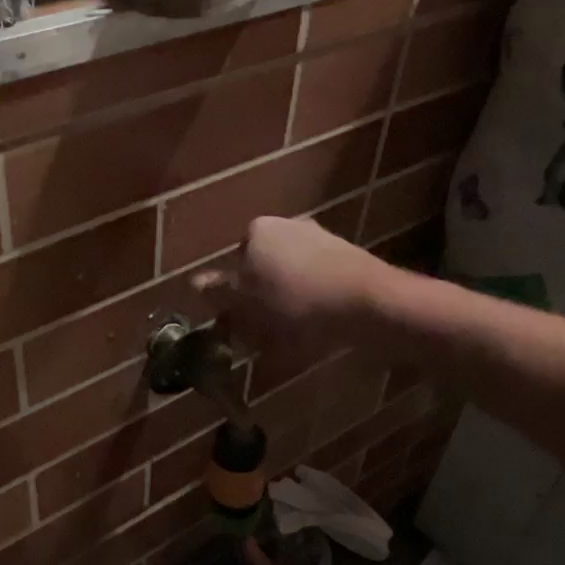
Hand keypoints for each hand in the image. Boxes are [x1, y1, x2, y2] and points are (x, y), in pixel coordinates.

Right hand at [191, 217, 391, 350]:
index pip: (233, 263)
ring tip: (293, 338)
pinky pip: (319, 284)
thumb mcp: (246, 307)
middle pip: (263, 268)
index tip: (239, 322)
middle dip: (262, 298)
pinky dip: (315, 304)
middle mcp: (288, 225)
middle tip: (263, 334)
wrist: (369, 305)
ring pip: (292, 277)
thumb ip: (219, 294)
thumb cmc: (295, 305)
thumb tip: (195, 283)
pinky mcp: (349, 258)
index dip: (233, 295)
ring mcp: (322, 239)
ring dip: (288, 304)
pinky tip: (320, 329)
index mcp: (257, 231)